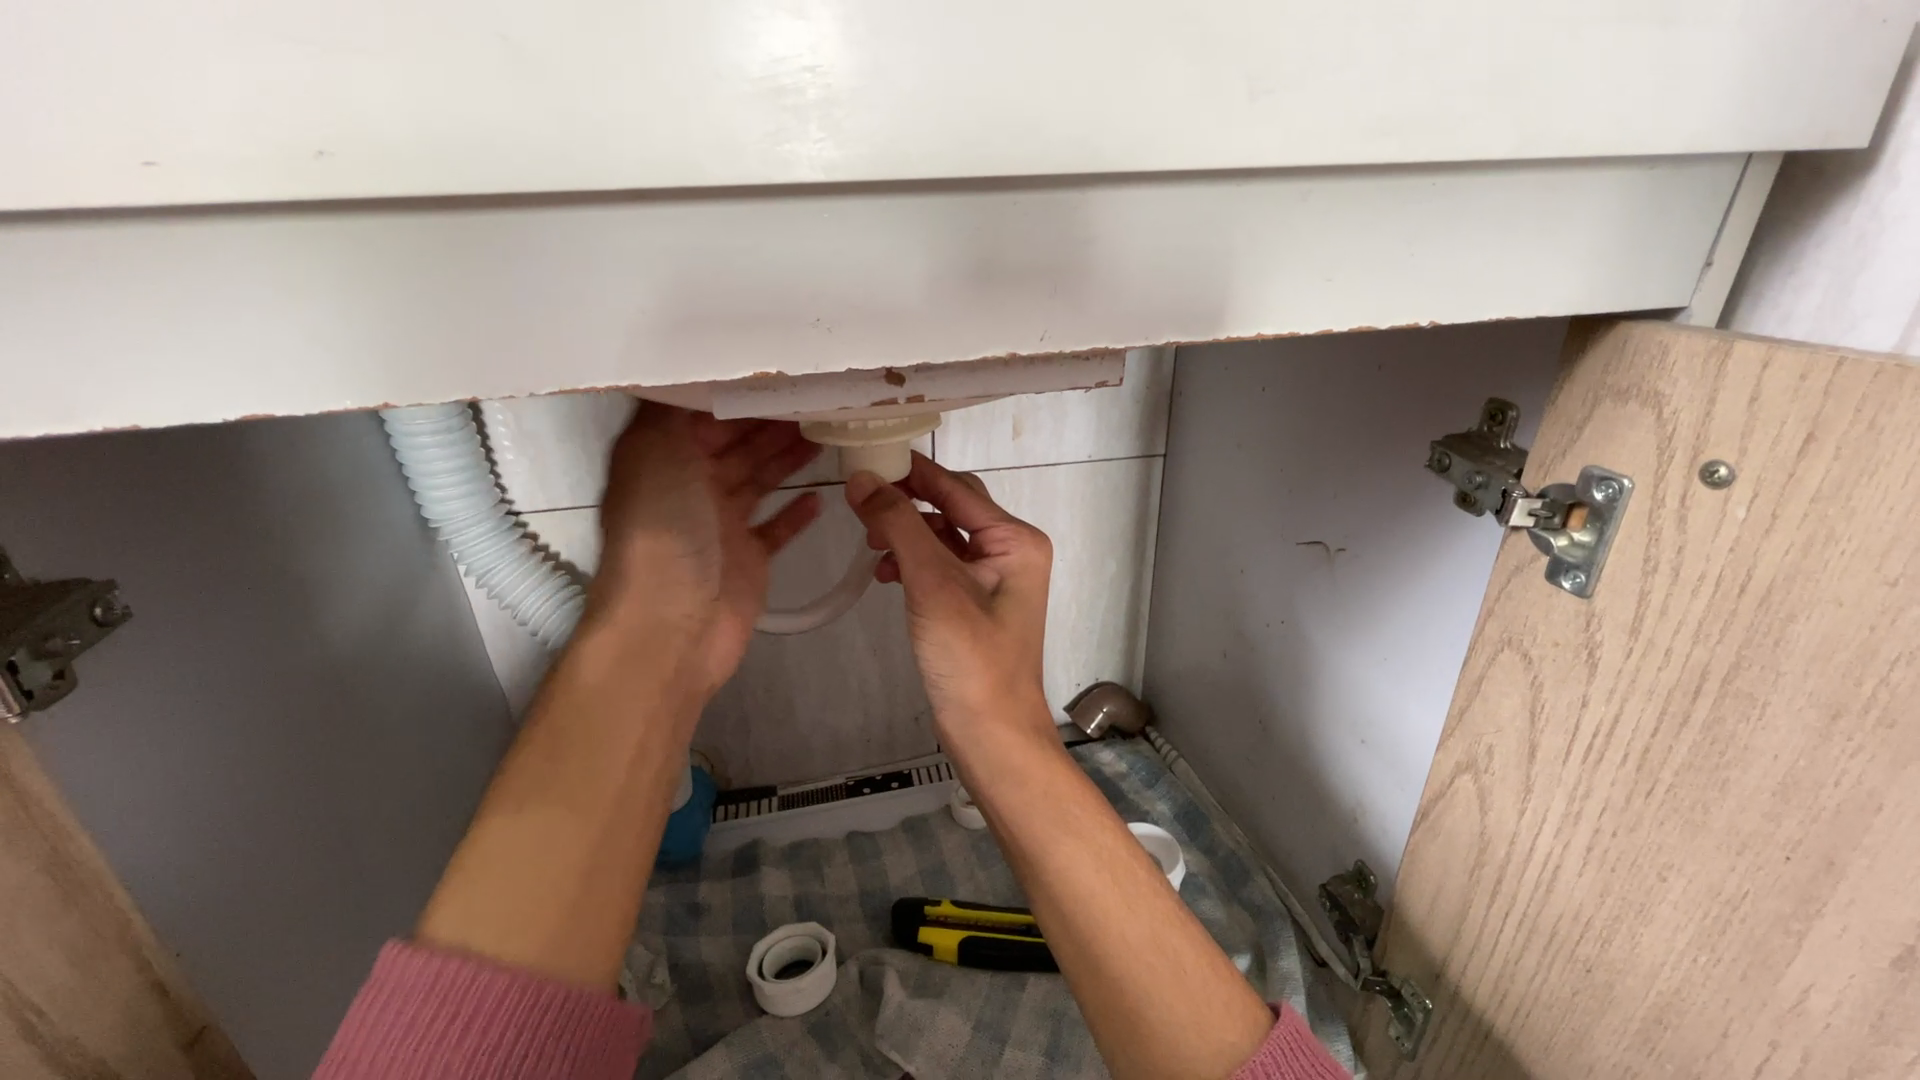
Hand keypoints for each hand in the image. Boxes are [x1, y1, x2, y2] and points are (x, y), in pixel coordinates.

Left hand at [587, 403, 822, 695]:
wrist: (672, 626)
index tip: (778, 372)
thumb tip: (689, 374)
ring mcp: (720, 525)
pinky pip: (775, 528)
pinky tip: (821, 495)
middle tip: (816, 398)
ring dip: (787, 457)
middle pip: (734, 444)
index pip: (702, 414)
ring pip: (758, 480)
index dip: (737, 394)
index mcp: (662, 459)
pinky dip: (796, 513)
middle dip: (770, 422)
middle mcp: (688, 487)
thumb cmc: (664, 534)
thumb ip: (673, 411)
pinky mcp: (747, 559)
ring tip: (826, 432)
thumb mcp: (656, 454)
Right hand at [844, 453, 1052, 735]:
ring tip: (869, 541)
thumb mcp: (932, 584)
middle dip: (906, 503)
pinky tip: (884, 572)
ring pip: (942, 537)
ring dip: (905, 533)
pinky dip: (911, 563)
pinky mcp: (975, 604)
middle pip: (951, 507)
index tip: (864, 455)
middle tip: (859, 502)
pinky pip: (939, 566)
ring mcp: (994, 579)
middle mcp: (1011, 551)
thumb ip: (898, 524)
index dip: (911, 471)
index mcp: (1015, 539)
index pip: (956, 487)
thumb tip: (861, 477)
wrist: (991, 732)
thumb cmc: (970, 658)